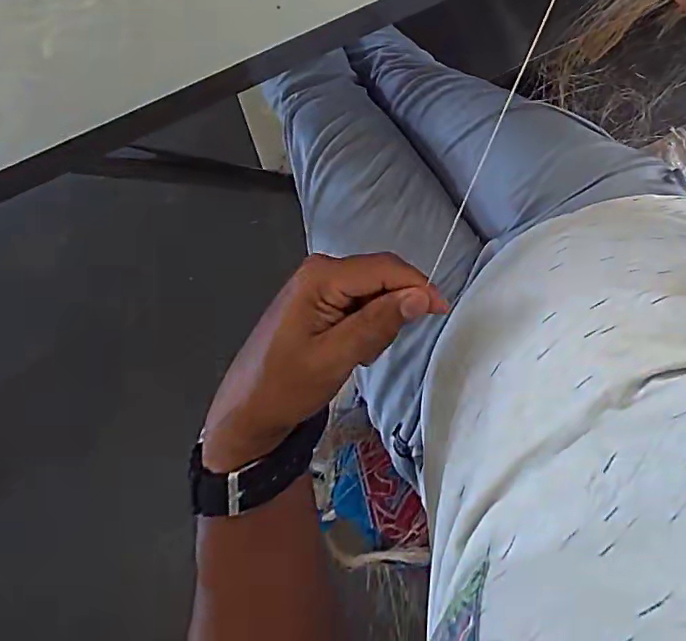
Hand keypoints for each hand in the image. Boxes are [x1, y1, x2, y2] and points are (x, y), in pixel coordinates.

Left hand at [201, 253, 445, 471]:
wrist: (245, 416)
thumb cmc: (283, 388)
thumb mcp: (335, 358)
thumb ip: (378, 323)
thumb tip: (421, 296)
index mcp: (320, 276)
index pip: (385, 268)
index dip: (418, 286)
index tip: (440, 311)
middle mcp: (321, 269)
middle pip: (383, 276)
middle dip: (394, 309)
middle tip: (377, 348)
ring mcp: (321, 282)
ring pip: (377, 290)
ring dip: (381, 320)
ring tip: (359, 353)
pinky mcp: (323, 297)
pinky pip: (364, 300)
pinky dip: (369, 324)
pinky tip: (352, 348)